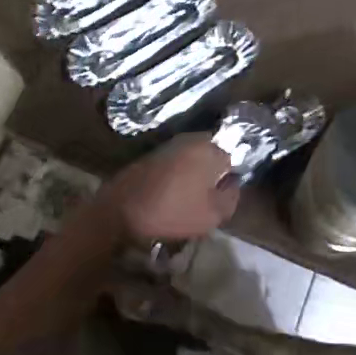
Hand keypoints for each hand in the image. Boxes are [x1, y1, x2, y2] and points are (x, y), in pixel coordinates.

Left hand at [101, 134, 240, 241]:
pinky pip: (177, 162)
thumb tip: (233, 183)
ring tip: (192, 197)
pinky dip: (179, 174)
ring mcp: (169, 145)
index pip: (235, 156)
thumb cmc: (172, 212)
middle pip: (214, 154)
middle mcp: (191, 140)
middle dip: (215, 172)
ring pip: (194, 157)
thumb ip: (231, 196)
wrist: (120, 210)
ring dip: (196, 173)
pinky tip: (174, 193)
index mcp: (209, 149)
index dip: (233, 176)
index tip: (226, 194)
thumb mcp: (212, 215)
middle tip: (211, 196)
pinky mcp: (152, 155)